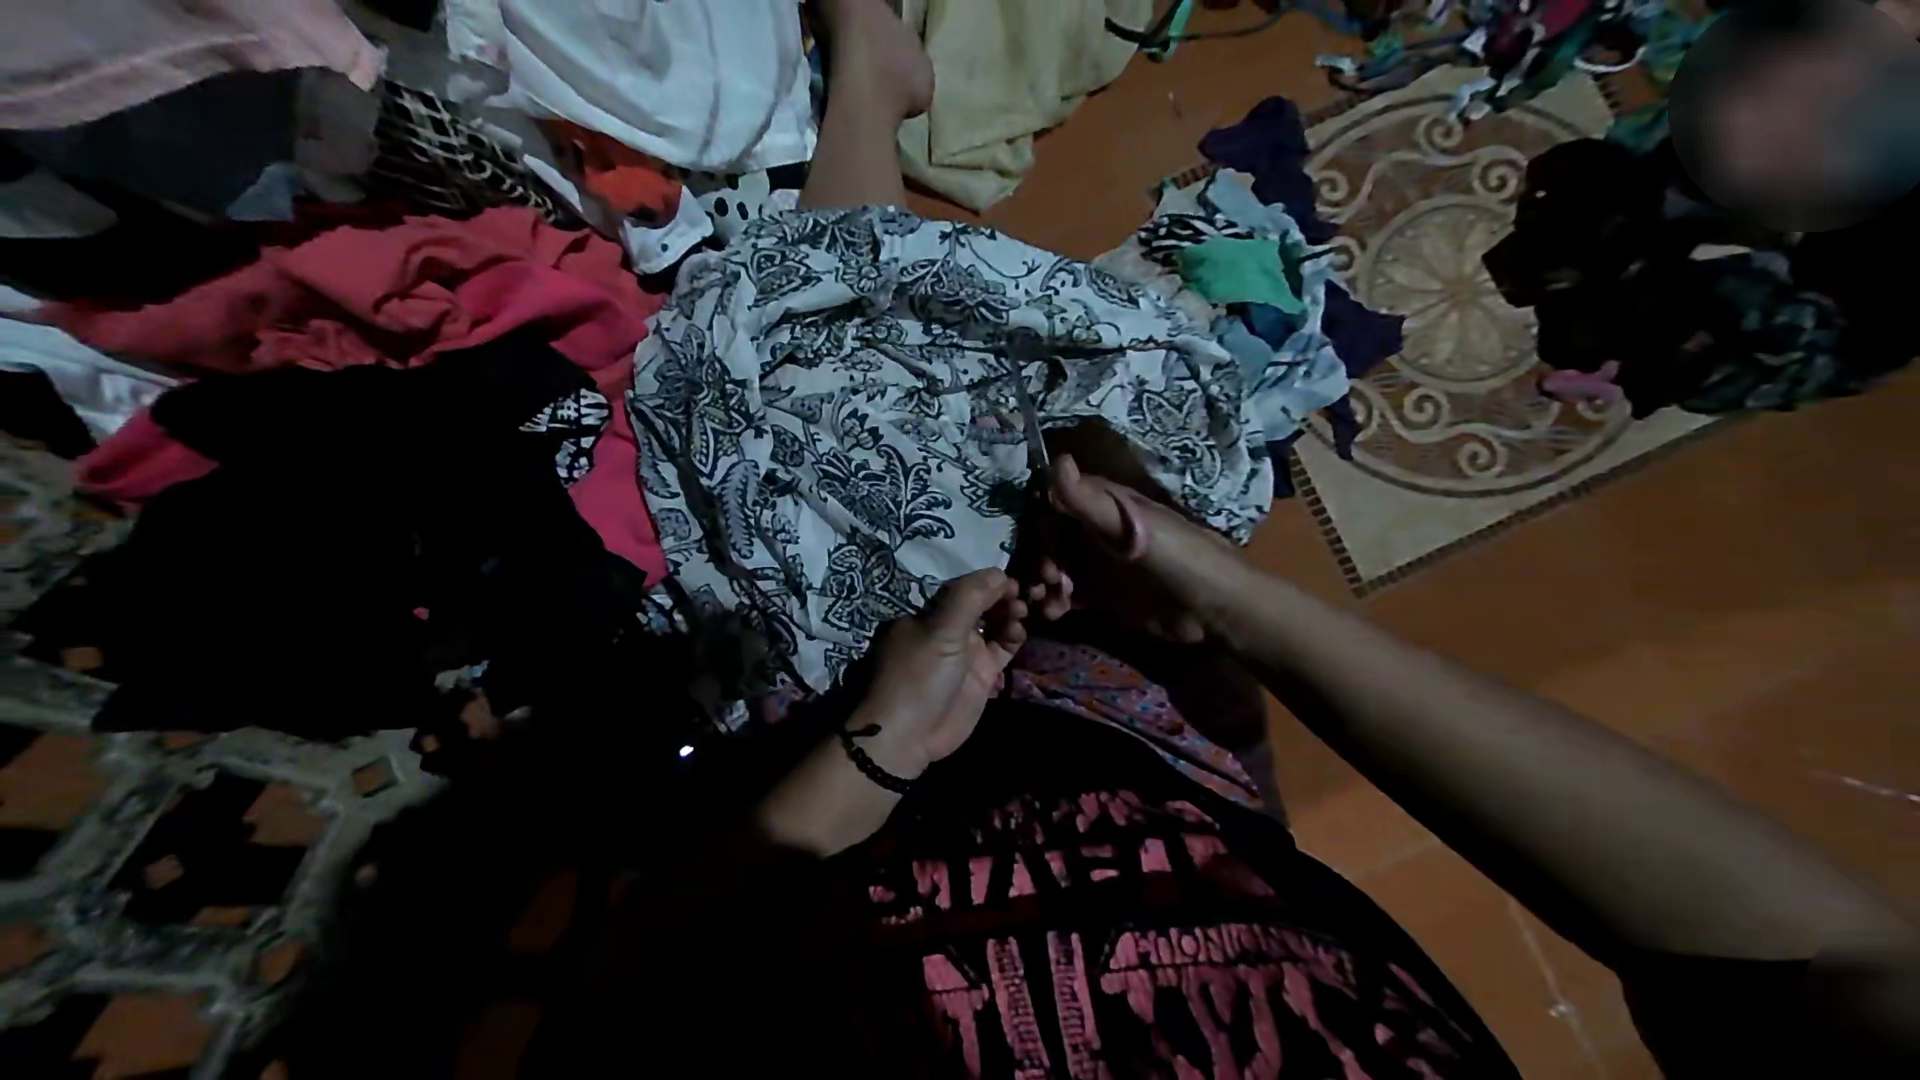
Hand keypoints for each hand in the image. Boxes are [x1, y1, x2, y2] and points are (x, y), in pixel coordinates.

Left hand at [852, 567, 1038, 778]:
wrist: (910, 735)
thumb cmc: (919, 675)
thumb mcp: (941, 631)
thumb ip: (970, 598)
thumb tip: (999, 572)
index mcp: (932, 612)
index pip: (966, 587)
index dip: (990, 582)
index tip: (1012, 580)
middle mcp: (950, 628)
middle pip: (984, 603)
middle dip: (1004, 597)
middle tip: (1022, 597)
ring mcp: (967, 651)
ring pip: (996, 623)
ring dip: (1011, 615)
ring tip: (1021, 613)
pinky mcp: (982, 674)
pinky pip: (1003, 648)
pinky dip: (1014, 637)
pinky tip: (1019, 633)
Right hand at [1041, 453, 1251, 642]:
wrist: (1213, 607)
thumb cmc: (1176, 554)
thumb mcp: (1130, 523)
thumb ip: (1088, 499)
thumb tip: (1056, 459)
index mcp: (1101, 505)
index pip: (1053, 502)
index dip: (1036, 518)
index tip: (1027, 539)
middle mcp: (1094, 532)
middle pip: (1049, 539)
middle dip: (1037, 557)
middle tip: (1046, 577)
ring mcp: (1096, 564)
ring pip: (1053, 568)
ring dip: (1040, 582)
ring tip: (1044, 599)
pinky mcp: (1100, 596)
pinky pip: (1065, 596)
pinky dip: (1053, 603)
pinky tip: (1052, 612)